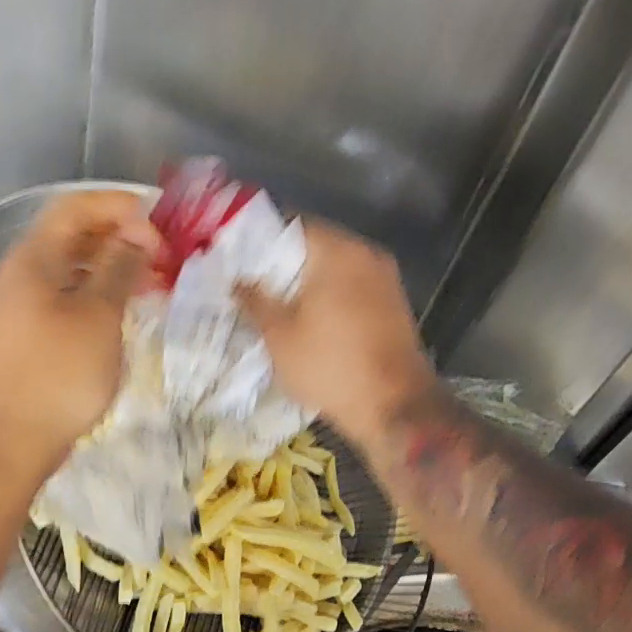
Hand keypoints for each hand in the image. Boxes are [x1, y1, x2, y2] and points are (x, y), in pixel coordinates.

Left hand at [0, 190, 158, 475]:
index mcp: (32, 259)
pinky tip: (125, 311)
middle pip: (72, 234)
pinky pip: (65, 298)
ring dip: (112, 267)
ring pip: (71, 268)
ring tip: (153, 282)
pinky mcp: (28, 335)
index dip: (121, 206)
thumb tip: (138, 231)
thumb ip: (119, 266)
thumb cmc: (59, 374)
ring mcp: (21, 306)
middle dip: (120, 235)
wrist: (13, 440)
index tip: (162, 228)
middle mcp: (20, 274)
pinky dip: (97, 294)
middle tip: (164, 256)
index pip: (75, 206)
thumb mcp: (98, 315)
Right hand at [237, 220, 439, 448]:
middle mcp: (367, 255)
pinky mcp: (393, 305)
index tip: (241, 260)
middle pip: (317, 246)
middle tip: (254, 285)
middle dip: (285, 264)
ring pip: (336, 269)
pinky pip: (353, 288)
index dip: (263, 241)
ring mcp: (385, 280)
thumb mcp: (279, 336)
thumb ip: (255, 301)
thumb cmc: (329, 365)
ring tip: (278, 305)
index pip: (294, 226)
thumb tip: (238, 281)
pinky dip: (330, 297)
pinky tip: (310, 321)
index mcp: (338, 252)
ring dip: (308, 282)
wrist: (393, 406)